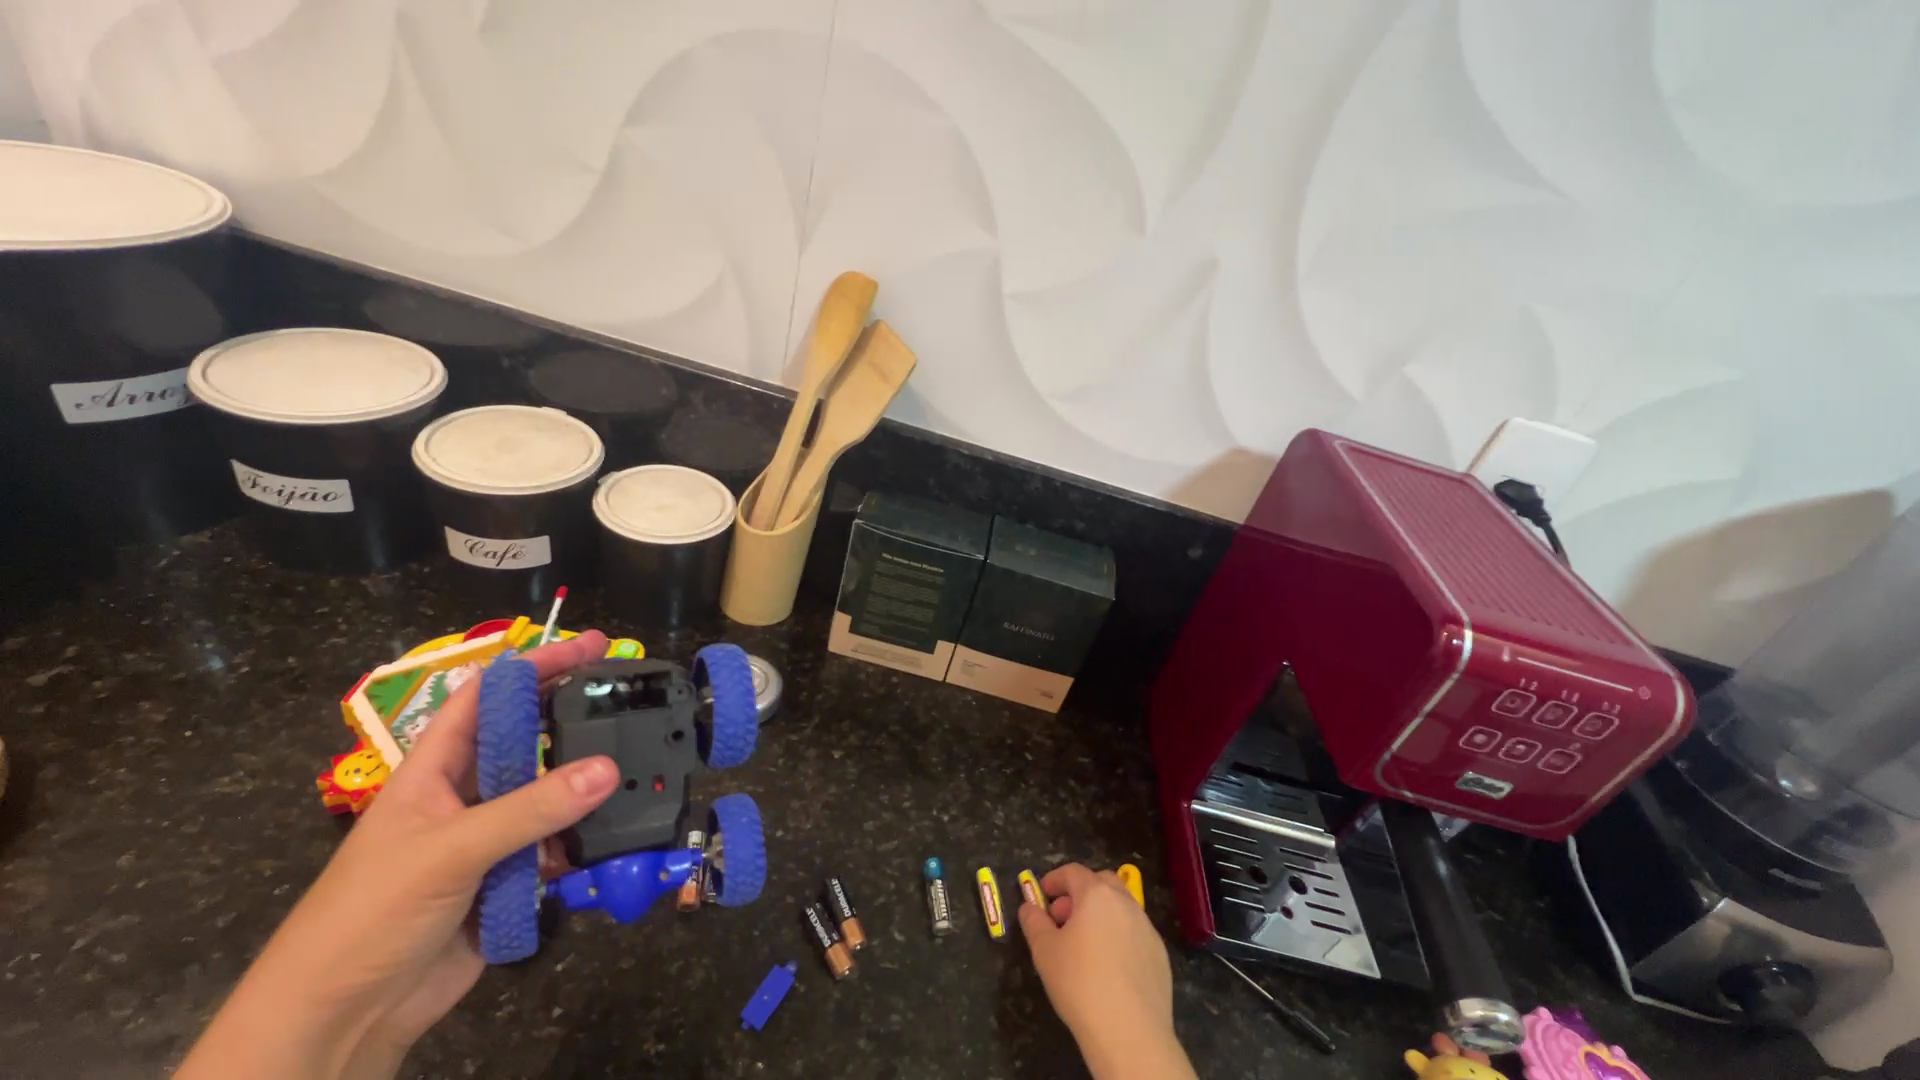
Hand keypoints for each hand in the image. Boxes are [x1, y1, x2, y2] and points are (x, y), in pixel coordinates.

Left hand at [179, 631, 618, 1079]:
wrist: (343, 1016)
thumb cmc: (372, 914)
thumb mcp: (450, 850)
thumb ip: (531, 809)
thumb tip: (609, 768)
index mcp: (434, 771)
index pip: (487, 699)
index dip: (534, 667)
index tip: (589, 647)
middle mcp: (465, 797)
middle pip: (528, 743)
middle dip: (572, 720)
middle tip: (630, 700)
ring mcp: (488, 841)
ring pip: (549, 797)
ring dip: (587, 786)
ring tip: (640, 766)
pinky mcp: (508, 882)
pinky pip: (557, 849)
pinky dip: (585, 842)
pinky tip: (617, 836)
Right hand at [1018, 864, 1196, 1079]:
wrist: (1129, 1030)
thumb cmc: (1079, 983)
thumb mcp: (1044, 951)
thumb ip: (1034, 922)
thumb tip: (1029, 907)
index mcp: (1097, 895)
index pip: (1074, 872)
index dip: (1055, 879)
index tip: (1043, 894)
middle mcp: (1126, 904)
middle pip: (1102, 882)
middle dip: (1081, 893)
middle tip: (1063, 918)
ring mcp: (1147, 928)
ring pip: (1122, 908)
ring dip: (1101, 914)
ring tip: (1085, 944)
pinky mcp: (1160, 954)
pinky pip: (1135, 933)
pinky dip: (1119, 936)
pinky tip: (1109, 966)